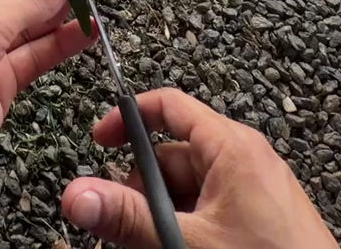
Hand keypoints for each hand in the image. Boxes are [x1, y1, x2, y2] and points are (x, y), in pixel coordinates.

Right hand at [62, 89, 338, 248]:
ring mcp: (257, 191)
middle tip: (127, 226)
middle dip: (143, 188)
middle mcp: (245, 158)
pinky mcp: (264, 220)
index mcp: (231, 145)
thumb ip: (129, 218)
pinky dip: (189, 229)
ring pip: (190, 189)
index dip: (128, 117)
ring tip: (158, 244)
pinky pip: (212, 211)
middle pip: (172, 154)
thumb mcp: (189, 242)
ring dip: (165, 215)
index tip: (98, 142)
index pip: (168, 105)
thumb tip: (75, 194)